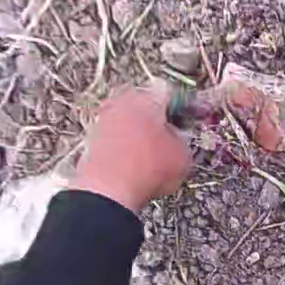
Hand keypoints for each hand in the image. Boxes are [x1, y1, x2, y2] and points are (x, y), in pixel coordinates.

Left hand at [71, 84, 192, 212]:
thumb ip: (184, 139)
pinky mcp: (92, 139)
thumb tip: (179, 139)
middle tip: (175, 135)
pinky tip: (139, 163)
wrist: (110, 191)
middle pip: (147, 104)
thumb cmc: (147, 169)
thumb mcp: (184, 155)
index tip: (192, 117)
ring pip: (131, 120)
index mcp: (147, 98)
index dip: (186, 107)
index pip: (171, 94)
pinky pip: (117, 137)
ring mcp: (104, 119)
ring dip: (143, 132)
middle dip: (161, 118)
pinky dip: (128, 146)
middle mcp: (122, 102)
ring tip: (157, 154)